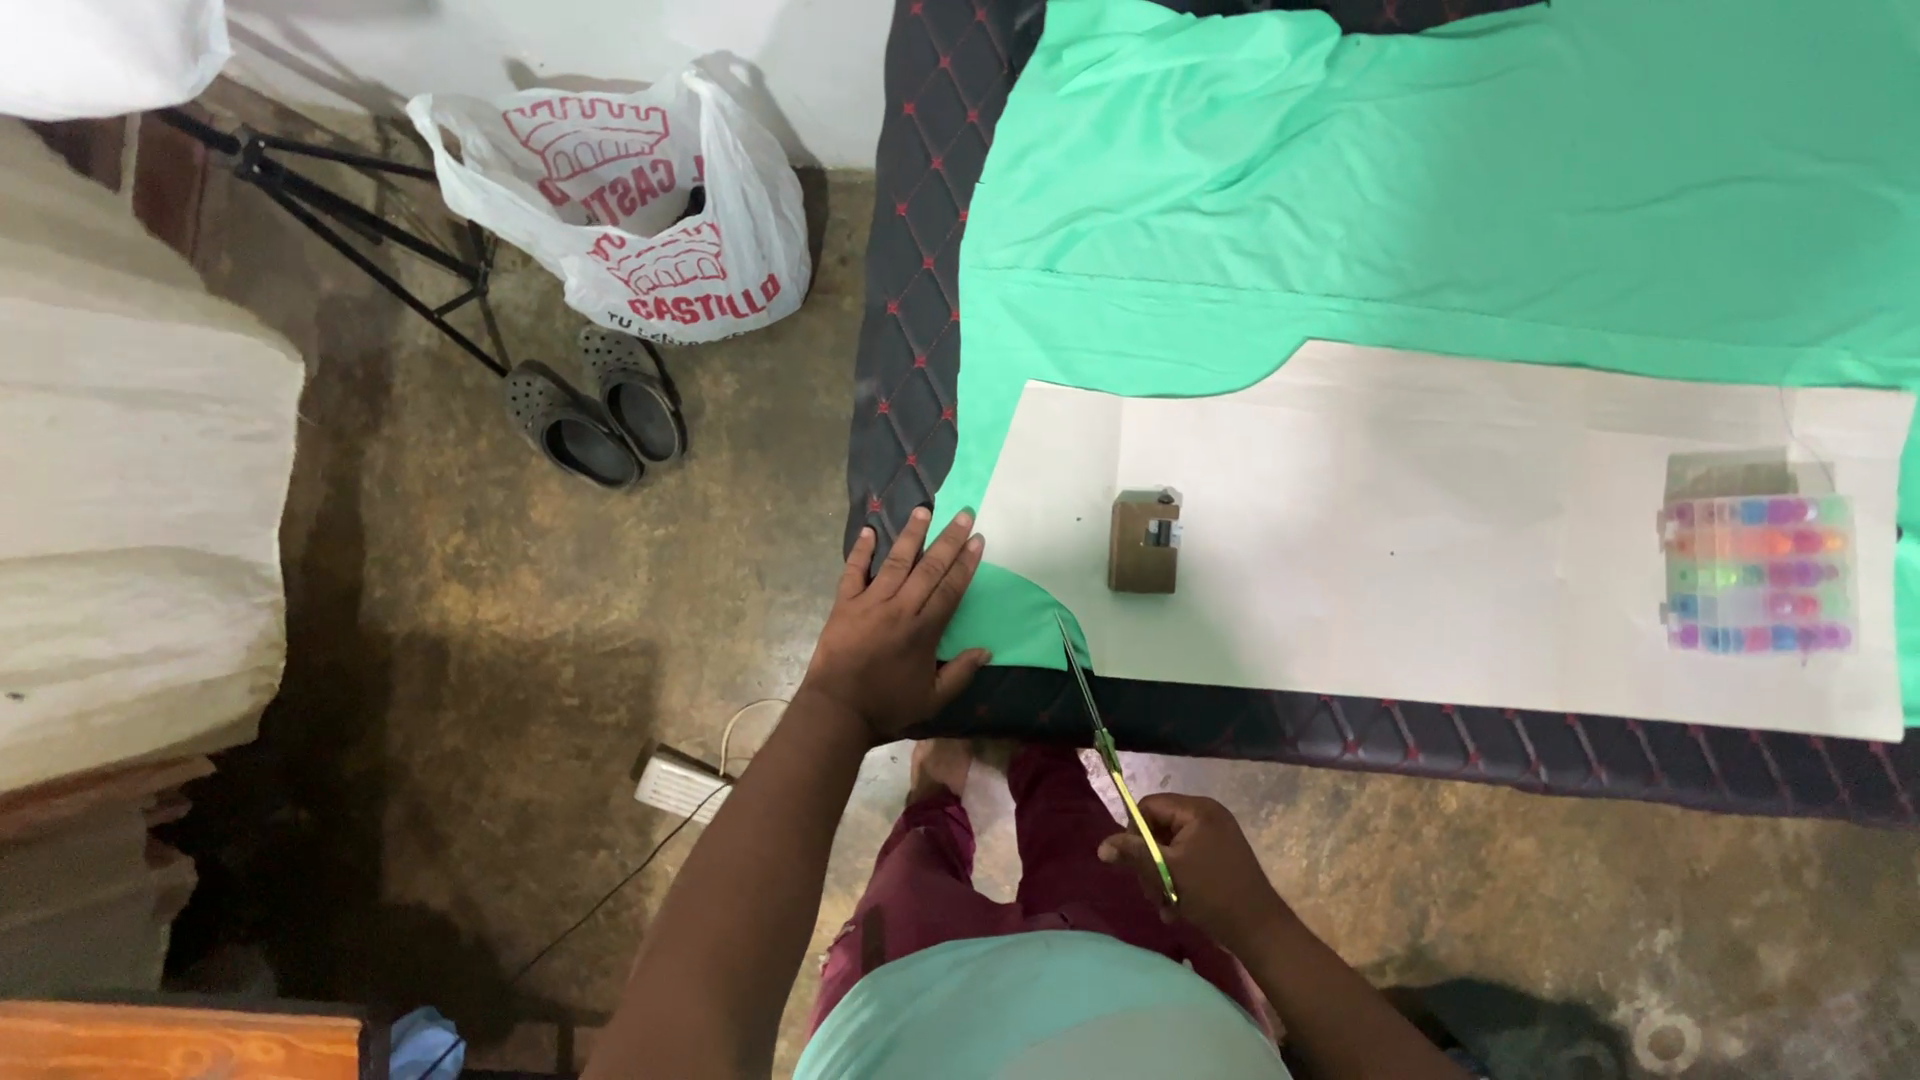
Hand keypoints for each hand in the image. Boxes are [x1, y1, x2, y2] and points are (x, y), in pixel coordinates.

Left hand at [798, 507, 990, 740]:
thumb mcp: (933, 699)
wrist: (836, 711)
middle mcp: (900, 608)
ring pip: (895, 561)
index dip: (966, 563)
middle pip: (929, 567)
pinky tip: (868, 530)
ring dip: (910, 534)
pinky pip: (853, 572)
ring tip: (923, 509)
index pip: (950, 588)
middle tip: (963, 514)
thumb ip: (961, 673)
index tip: (977, 540)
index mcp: (923, 630)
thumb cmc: (887, 707)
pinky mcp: (844, 605)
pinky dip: (861, 551)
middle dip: (948, 540)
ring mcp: (869, 603)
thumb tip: (986, 650)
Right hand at [1099, 793, 1291, 954]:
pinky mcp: (1219, 856)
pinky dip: (1176, 881)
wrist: (1260, 931)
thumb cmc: (1213, 895)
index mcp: (1197, 809)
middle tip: (1152, 890)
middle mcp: (1207, 815)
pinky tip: (1176, 908)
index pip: (1149, 806)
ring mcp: (1215, 836)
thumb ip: (1134, 854)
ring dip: (1160, 877)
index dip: (1135, 833)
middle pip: (1157, 828)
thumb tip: (1101, 847)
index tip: (1136, 863)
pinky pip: (1184, 859)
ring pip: (1168, 848)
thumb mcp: (1167, 873)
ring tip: (1165, 904)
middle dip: (1150, 861)